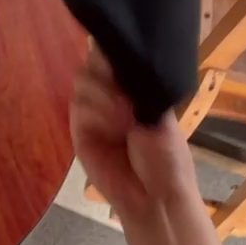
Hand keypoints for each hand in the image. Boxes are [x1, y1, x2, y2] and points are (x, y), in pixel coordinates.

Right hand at [70, 45, 199, 222]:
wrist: (156, 195)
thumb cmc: (167, 156)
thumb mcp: (161, 114)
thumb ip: (140, 85)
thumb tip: (124, 57)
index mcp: (132, 86)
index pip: (114, 54)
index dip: (115, 49)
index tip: (125, 56)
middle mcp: (109, 93)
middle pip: (94, 61)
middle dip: (108, 70)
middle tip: (127, 92)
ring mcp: (92, 110)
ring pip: (83, 80)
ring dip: (104, 92)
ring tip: (126, 116)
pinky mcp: (79, 129)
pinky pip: (78, 106)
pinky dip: (96, 110)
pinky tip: (115, 124)